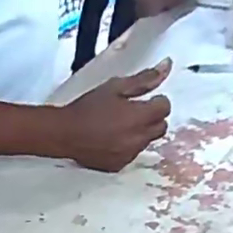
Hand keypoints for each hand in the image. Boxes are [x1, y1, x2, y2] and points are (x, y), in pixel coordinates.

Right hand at [57, 59, 171, 171]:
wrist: (65, 134)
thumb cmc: (88, 108)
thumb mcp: (116, 86)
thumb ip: (144, 79)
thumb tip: (167, 66)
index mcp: (139, 117)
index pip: (165, 108)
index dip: (157, 101)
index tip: (144, 99)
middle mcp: (137, 139)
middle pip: (160, 128)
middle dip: (152, 119)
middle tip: (134, 112)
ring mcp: (127, 155)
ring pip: (146, 142)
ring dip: (140, 133)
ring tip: (120, 126)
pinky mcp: (117, 166)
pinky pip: (131, 155)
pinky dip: (127, 146)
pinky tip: (112, 139)